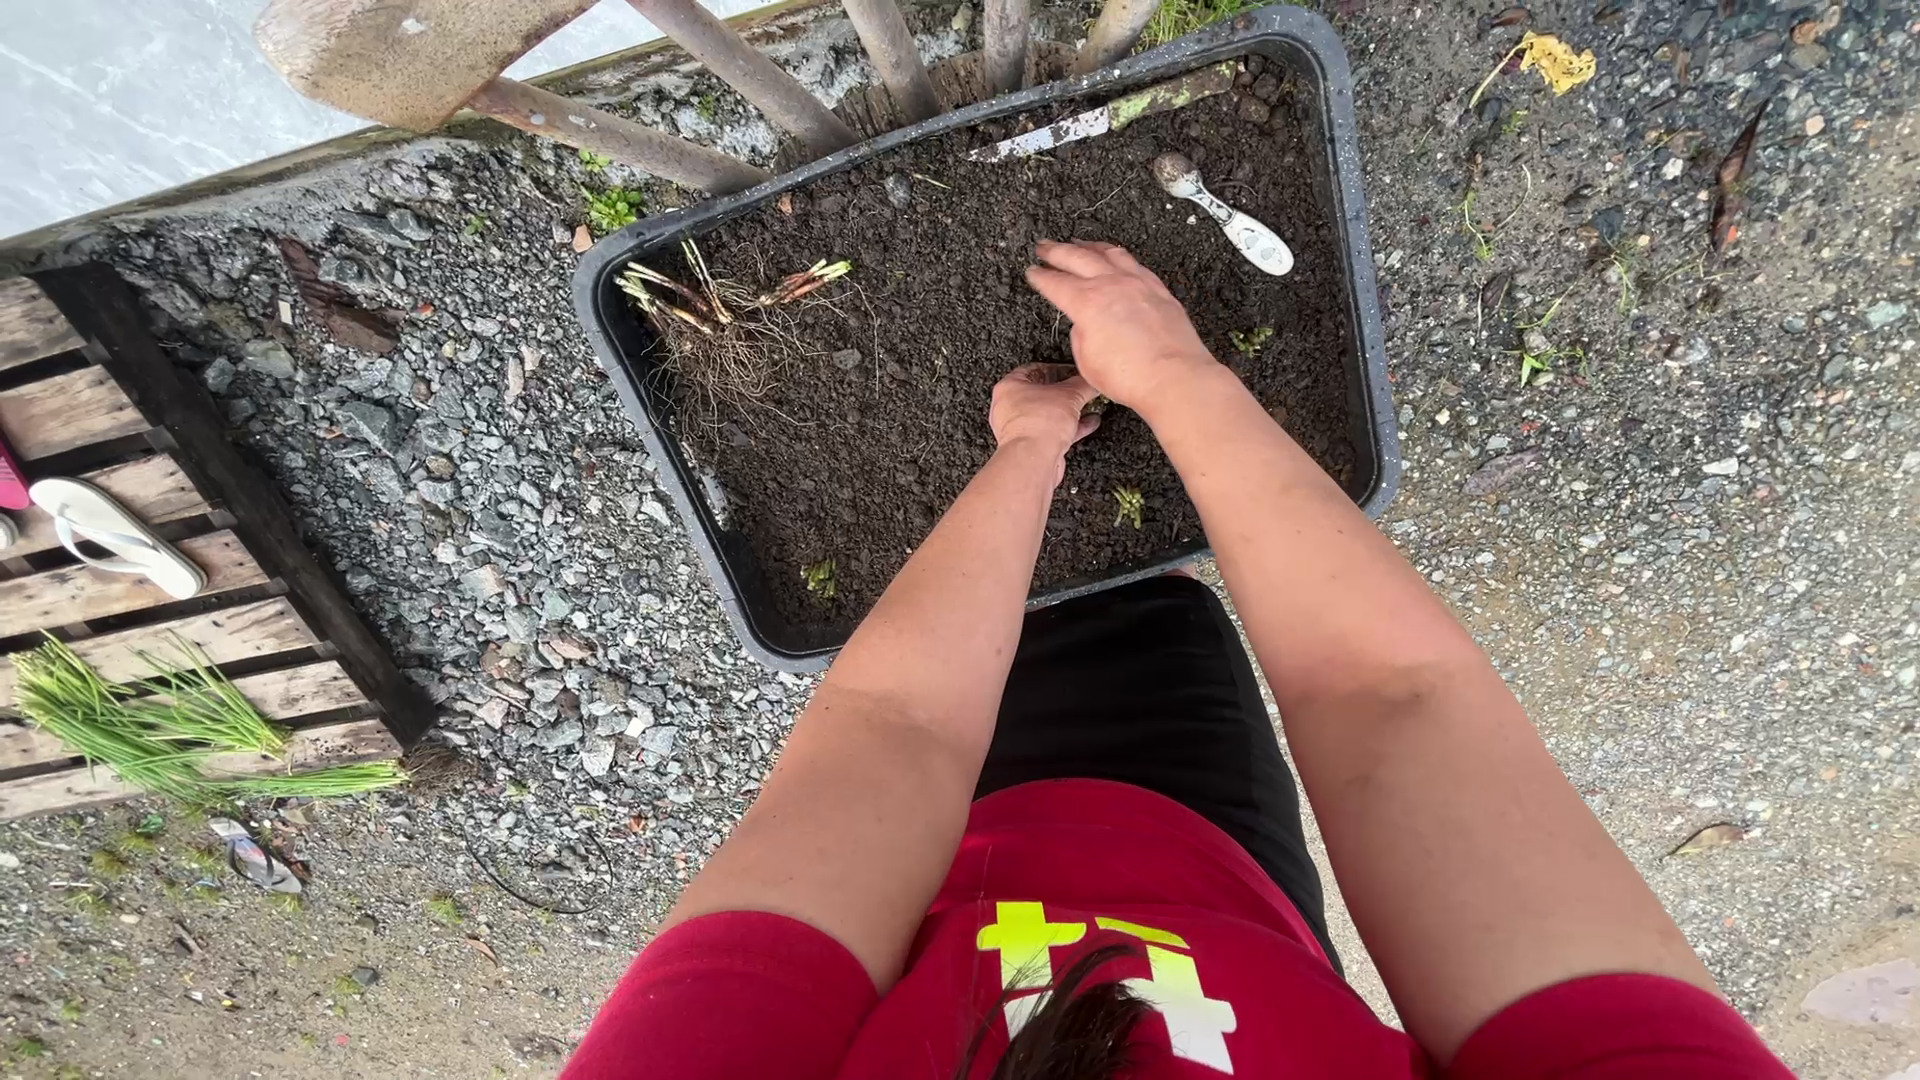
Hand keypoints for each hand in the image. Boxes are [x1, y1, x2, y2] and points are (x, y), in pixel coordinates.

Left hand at [988, 363, 1101, 480]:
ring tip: (1087, 406)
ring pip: (1047, 415)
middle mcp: (1009, 408)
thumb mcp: (1070, 395)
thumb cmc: (1038, 425)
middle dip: (1064, 392)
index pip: (1033, 369)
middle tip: (1080, 389)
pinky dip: (1070, 428)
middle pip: (1041, 393)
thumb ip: (1083, 384)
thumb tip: (1091, 380)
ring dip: (1068, 411)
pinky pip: (1052, 432)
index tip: (1071, 371)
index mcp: (1008, 387)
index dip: (1055, 368)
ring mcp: (1019, 429)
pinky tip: (1087, 424)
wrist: (1035, 460)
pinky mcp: (1030, 446)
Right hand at [1024, 240, 1220, 411]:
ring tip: (1078, 243)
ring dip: (1089, 246)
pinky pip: (1134, 263)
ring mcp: (1137, 283)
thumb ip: (1081, 335)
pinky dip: (1119, 256)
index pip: (1056, 283)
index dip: (1040, 277)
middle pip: (1077, 257)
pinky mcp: (1157, 290)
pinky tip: (1117, 258)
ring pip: (1109, 253)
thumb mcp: (1087, 361)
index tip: (1033, 272)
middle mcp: (1112, 285)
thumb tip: (1085, 324)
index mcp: (1088, 303)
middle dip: (1056, 251)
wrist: (1173, 377)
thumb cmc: (1132, 376)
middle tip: (1044, 247)